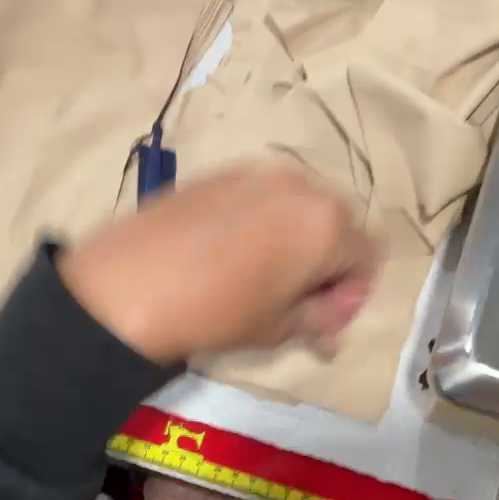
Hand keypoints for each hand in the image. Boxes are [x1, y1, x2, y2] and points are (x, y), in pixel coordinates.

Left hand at [58, 163, 380, 363]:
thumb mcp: (279, 327)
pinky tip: (232, 253)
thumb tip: (332, 321)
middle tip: (296, 300)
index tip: (323, 319)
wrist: (130, 284)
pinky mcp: (222, 171)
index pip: (368, 258)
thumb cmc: (218, 312)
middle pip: (337, 226)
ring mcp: (259, 171)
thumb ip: (320, 320)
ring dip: (297, 242)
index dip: (352, 294)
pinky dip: (264, 224)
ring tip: (263, 277)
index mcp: (328, 224)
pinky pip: (263, 197)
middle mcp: (302, 185)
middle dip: (328, 264)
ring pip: (300, 208)